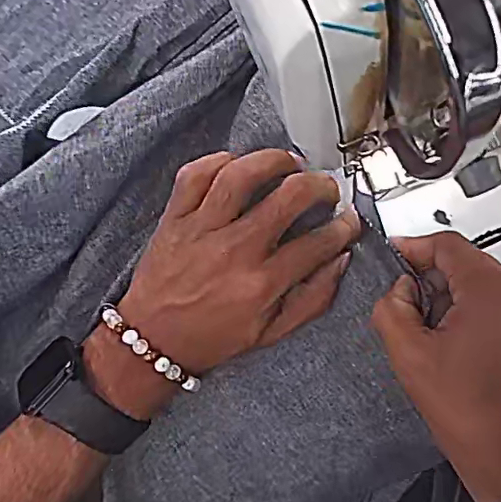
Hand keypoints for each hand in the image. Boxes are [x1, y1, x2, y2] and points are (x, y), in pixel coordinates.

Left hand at [83, 149, 359, 419]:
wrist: (153, 340)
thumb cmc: (212, 337)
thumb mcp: (271, 333)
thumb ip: (312, 300)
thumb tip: (339, 261)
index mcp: (261, 284)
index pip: (318, 243)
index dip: (343, 227)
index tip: (347, 221)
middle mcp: (234, 251)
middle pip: (289, 196)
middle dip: (320, 185)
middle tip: (325, 188)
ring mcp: (202, 230)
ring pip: (242, 175)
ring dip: (274, 161)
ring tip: (289, 164)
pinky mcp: (175, 218)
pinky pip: (195, 175)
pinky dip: (218, 161)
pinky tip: (237, 165)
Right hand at [370, 232, 500, 501]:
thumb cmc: (477, 420)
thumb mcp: (410, 358)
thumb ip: (391, 309)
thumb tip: (397, 292)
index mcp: (493, 292)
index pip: (448, 245)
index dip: (415, 247)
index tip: (400, 255)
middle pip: (470, 263)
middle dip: (434, 279)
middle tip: (410, 304)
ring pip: (489, 285)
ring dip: (457, 298)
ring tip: (438, 336)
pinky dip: (481, 314)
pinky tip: (463, 348)